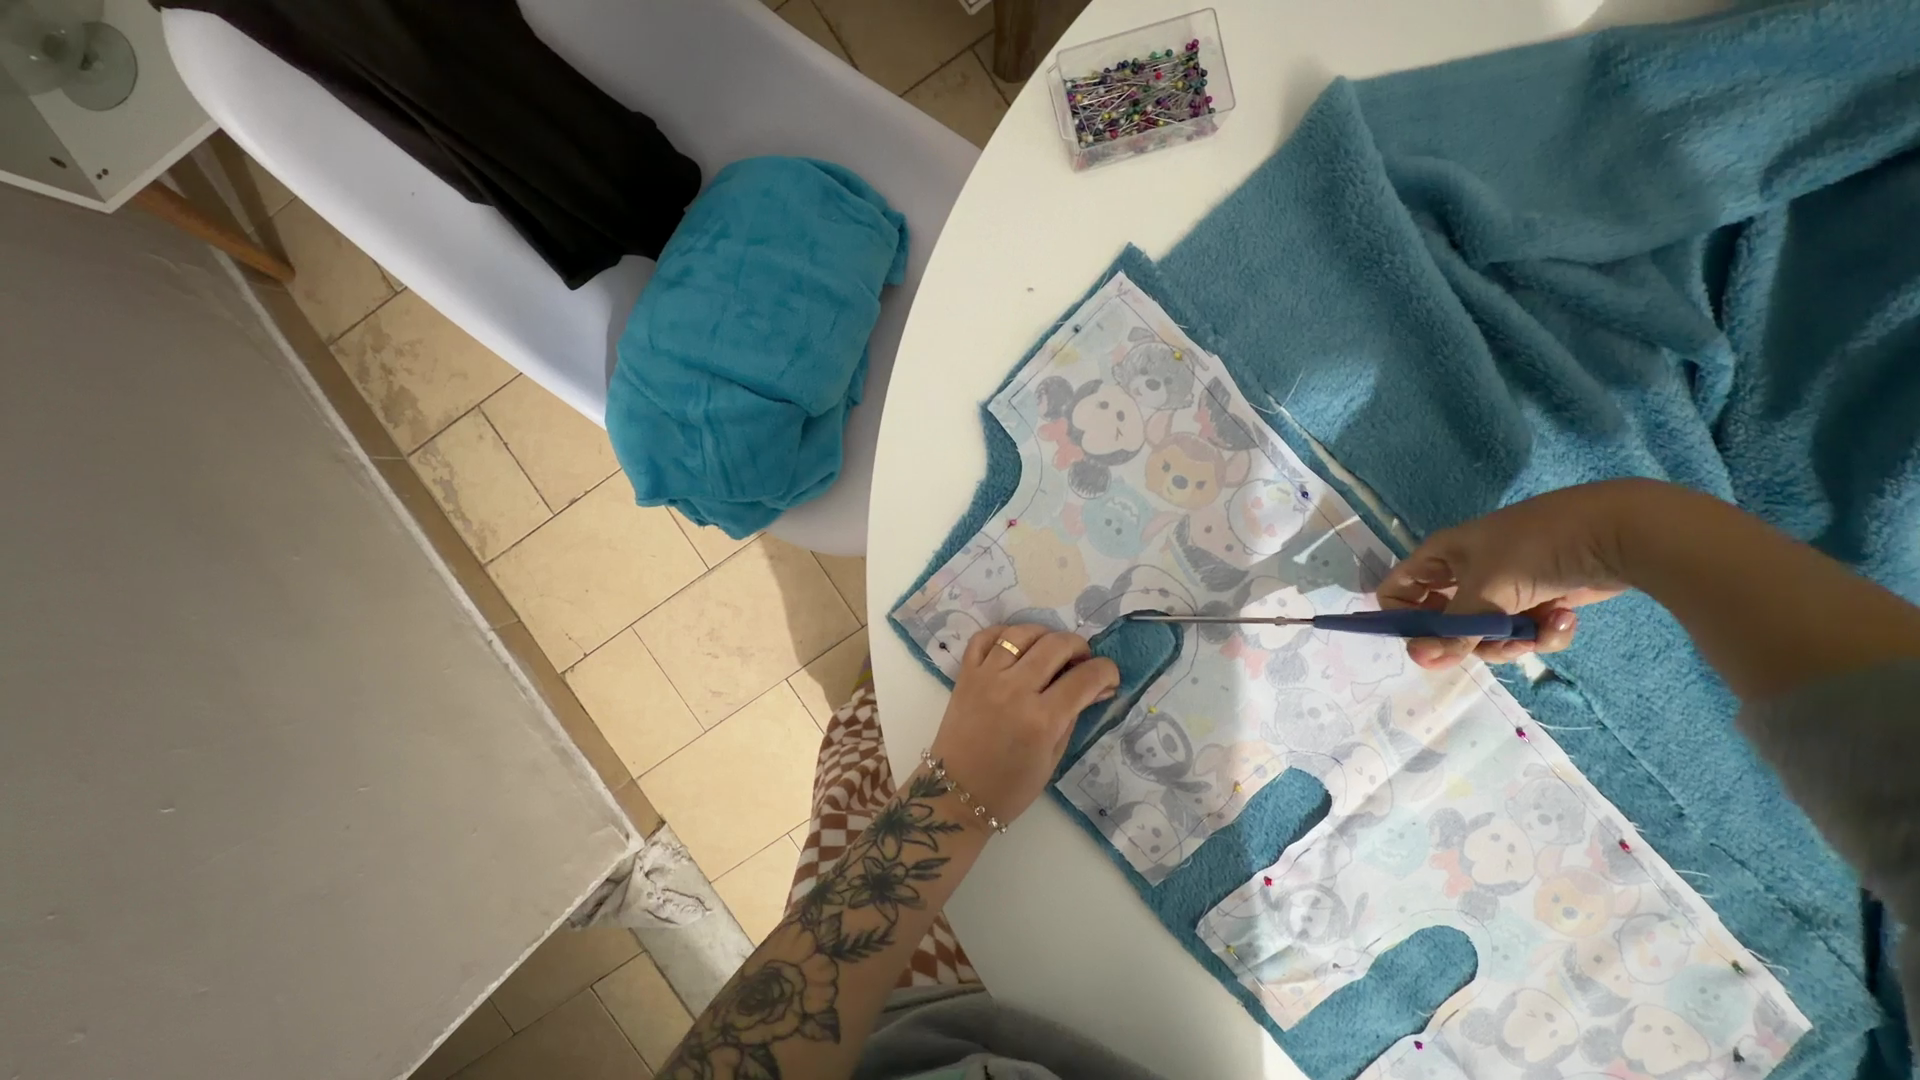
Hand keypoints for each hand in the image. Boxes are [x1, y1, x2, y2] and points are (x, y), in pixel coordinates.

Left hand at [929, 624, 1120, 829]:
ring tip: (1051, 651)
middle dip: (1080, 647)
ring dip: (1045, 635)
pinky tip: (1017, 646)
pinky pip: (985, 637)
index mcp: (1041, 719)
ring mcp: (986, 677)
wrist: (957, 792)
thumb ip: (1075, 715)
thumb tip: (1099, 688)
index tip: (1109, 676)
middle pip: (1057, 645)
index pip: (1085, 678)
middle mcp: (1014, 690)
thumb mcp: (1053, 757)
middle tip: (1082, 662)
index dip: (1106, 671)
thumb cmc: (1011, 786)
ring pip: (1022, 633)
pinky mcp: (965, 674)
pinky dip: (1005, 634)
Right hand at [1377, 481, 1645, 668]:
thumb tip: (1419, 660)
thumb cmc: (1537, 548)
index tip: (1431, 642)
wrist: (1620, 533)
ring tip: (1540, 630)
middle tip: (1494, 643)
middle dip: (1469, 640)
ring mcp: (1503, 589)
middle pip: (1443, 623)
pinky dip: (1543, 633)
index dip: (1405, 620)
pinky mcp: (1538, 602)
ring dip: (1512, 641)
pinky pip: (1524, 632)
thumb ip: (1453, 630)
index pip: (1396, 592)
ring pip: (1485, 635)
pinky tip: (1565, 620)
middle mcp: (1465, 573)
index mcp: (1442, 558)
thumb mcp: (1487, 591)